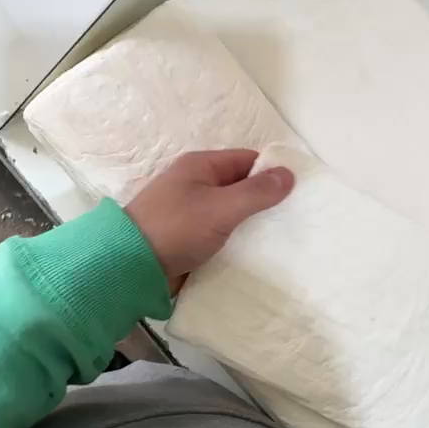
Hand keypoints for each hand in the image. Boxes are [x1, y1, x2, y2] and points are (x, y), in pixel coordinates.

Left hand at [125, 149, 293, 291]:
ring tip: (281, 240)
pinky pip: (218, 235)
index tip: (299, 193)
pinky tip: (254, 255)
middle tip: (294, 220)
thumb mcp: (221, 207)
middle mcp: (194, 185)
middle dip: (264, 202)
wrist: (130, 266)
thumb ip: (256, 192)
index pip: (246, 160)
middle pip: (239, 187)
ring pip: (230, 214)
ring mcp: (189, 213)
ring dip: (250, 226)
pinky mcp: (186, 239)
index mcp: (200, 167)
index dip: (272, 173)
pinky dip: (234, 242)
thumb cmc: (176, 229)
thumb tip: (288, 174)